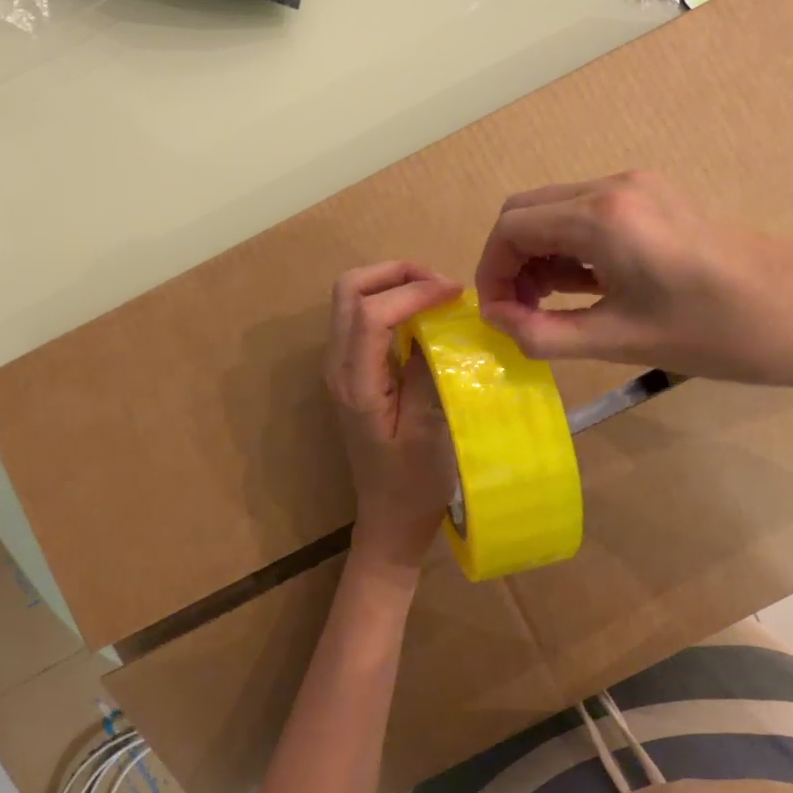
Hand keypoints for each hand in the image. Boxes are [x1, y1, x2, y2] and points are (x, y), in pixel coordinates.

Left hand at [325, 262, 463, 571]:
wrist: (389, 519)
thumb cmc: (413, 484)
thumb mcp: (429, 431)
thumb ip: (426, 373)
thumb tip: (435, 326)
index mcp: (355, 382)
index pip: (370, 311)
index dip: (412, 291)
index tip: (455, 294)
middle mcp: (337, 366)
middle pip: (349, 290)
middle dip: (395, 274)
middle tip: (441, 286)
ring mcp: (340, 368)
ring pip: (351, 299)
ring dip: (392, 285)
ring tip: (437, 296)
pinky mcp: (351, 372)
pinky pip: (361, 319)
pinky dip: (391, 305)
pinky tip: (424, 318)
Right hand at [472, 171, 792, 386]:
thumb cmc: (721, 334)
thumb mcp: (620, 341)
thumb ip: (542, 333)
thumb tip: (495, 321)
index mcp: (603, 215)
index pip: (511, 227)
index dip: (490, 272)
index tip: (496, 317)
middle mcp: (615, 186)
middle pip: (527, 210)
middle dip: (509, 260)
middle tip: (516, 312)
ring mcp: (641, 187)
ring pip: (557, 211)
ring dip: (538, 255)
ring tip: (546, 309)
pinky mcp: (660, 199)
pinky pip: (590, 215)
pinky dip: (570, 248)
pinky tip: (583, 289)